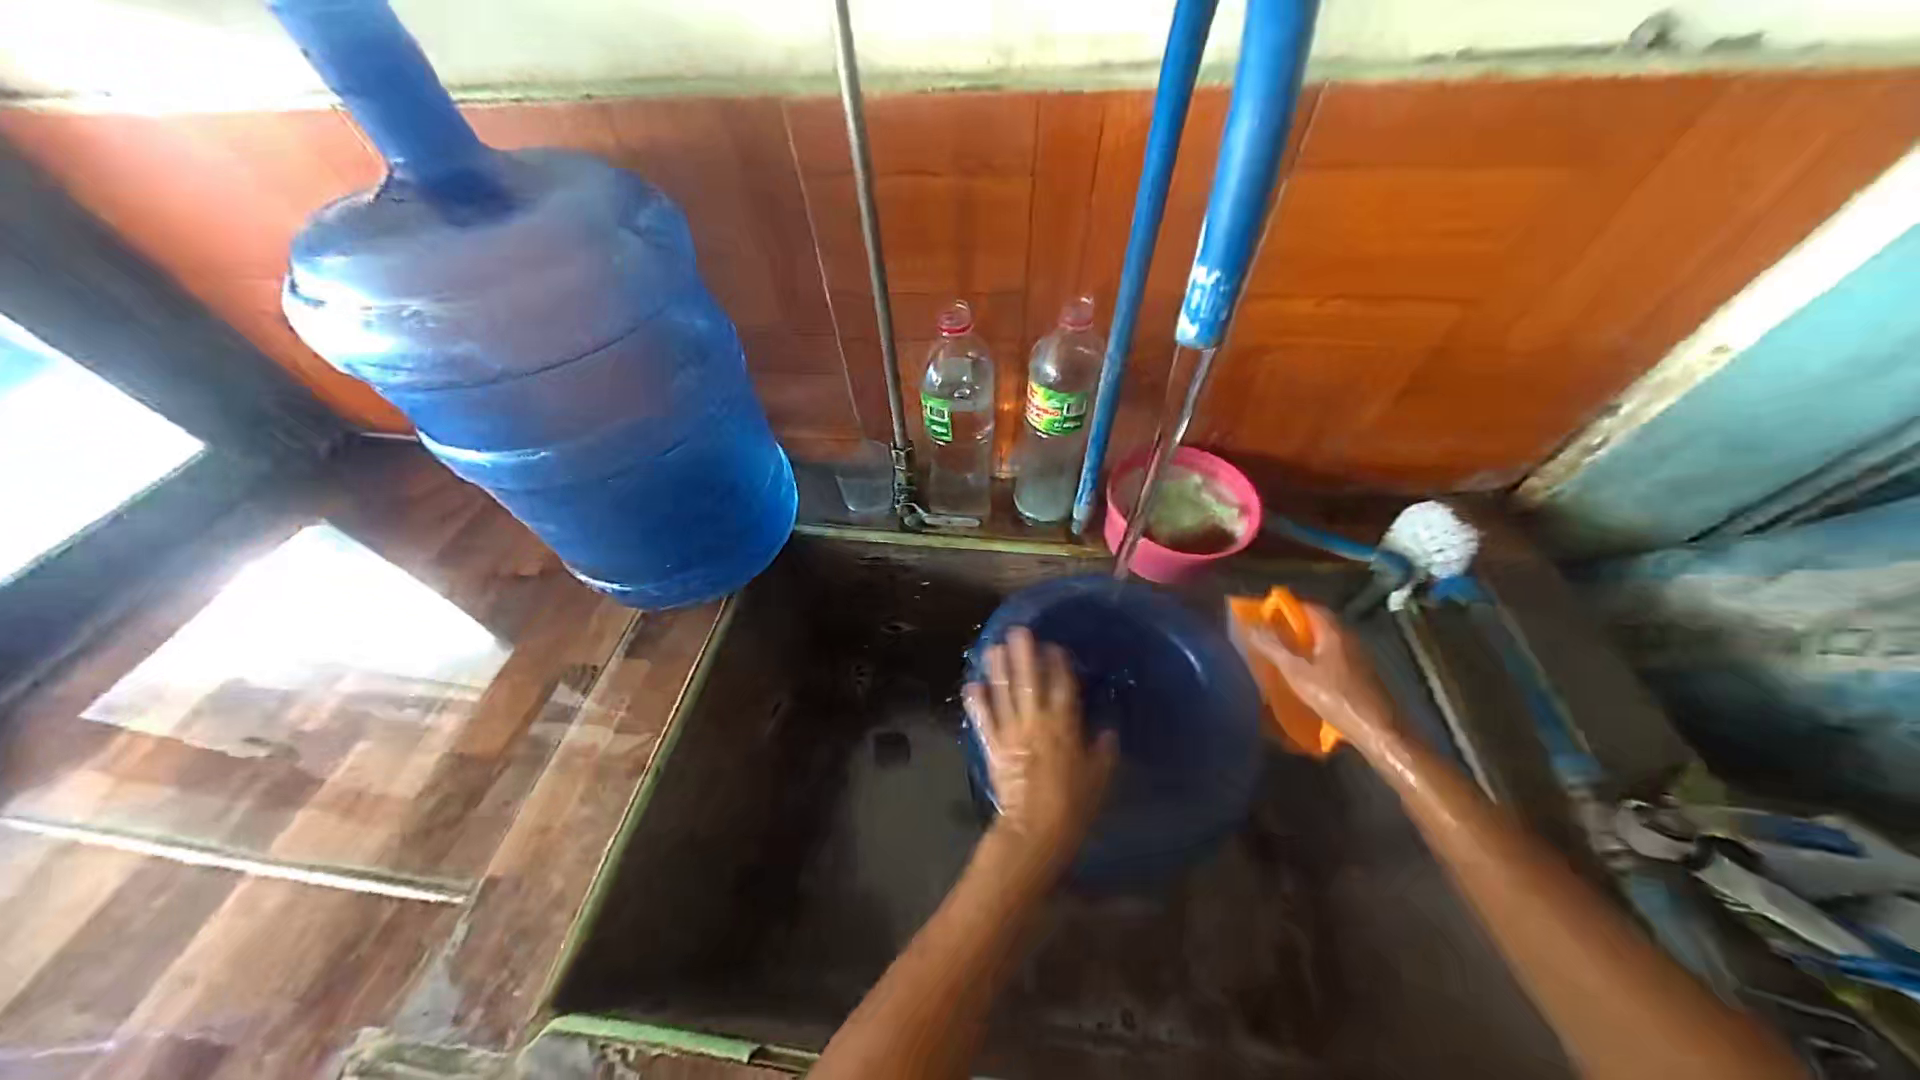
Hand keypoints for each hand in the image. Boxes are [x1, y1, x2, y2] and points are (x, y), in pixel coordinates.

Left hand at [964, 627, 1118, 872]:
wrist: (1036, 829)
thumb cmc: (1073, 804)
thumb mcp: (1099, 778)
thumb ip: (1103, 751)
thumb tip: (1108, 730)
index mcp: (1064, 726)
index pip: (1062, 687)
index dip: (1058, 665)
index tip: (1053, 646)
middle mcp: (1036, 722)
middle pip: (1029, 682)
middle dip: (1024, 655)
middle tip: (1018, 631)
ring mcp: (1011, 733)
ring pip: (1004, 694)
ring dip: (998, 670)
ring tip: (993, 647)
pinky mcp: (993, 747)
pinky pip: (983, 721)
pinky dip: (976, 703)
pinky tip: (971, 685)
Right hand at [1247, 602, 1403, 757]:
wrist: (1377, 730)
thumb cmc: (1334, 697)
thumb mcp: (1296, 672)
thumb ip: (1273, 647)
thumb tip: (1251, 625)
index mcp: (1334, 633)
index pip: (1311, 608)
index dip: (1289, 608)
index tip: (1268, 614)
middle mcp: (1350, 639)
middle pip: (1320, 624)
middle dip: (1295, 626)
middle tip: (1272, 635)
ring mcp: (1359, 657)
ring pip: (1328, 642)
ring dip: (1307, 644)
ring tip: (1285, 655)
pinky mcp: (1362, 675)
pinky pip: (1336, 657)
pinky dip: (1318, 658)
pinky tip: (1307, 675)